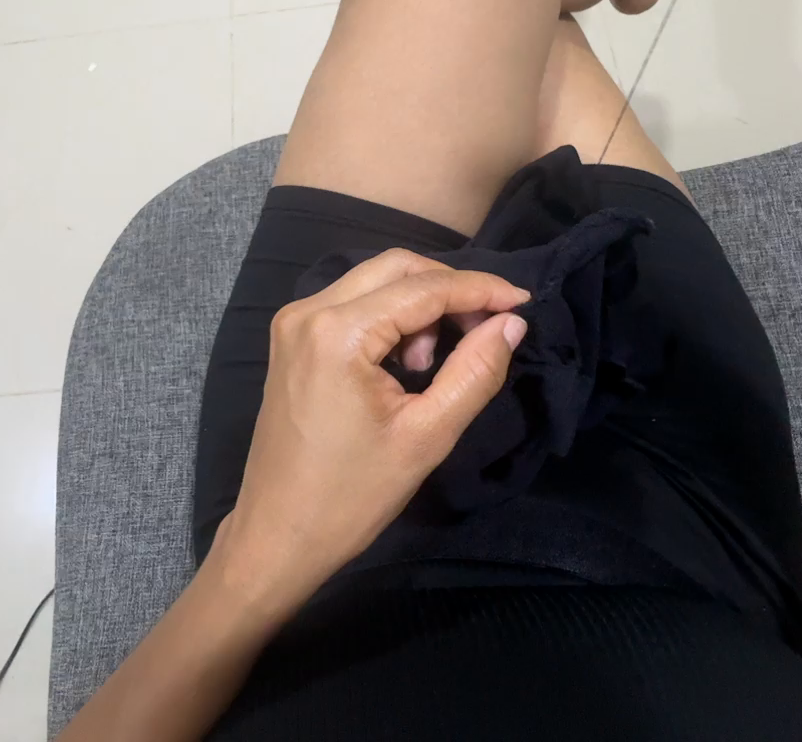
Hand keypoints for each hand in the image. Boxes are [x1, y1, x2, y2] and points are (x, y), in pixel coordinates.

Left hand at [210, 249, 529, 599]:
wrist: (278, 534)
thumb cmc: (353, 495)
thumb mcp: (427, 436)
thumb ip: (474, 372)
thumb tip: (512, 323)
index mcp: (338, 332)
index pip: (423, 288)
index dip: (480, 289)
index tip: (523, 300)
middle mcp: (309, 310)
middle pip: (396, 267)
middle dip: (449, 288)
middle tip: (486, 326)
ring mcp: (294, 320)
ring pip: (374, 280)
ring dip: (418, 303)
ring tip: (432, 362)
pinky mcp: (291, 336)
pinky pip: (352, 302)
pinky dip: (389, 315)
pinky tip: (403, 362)